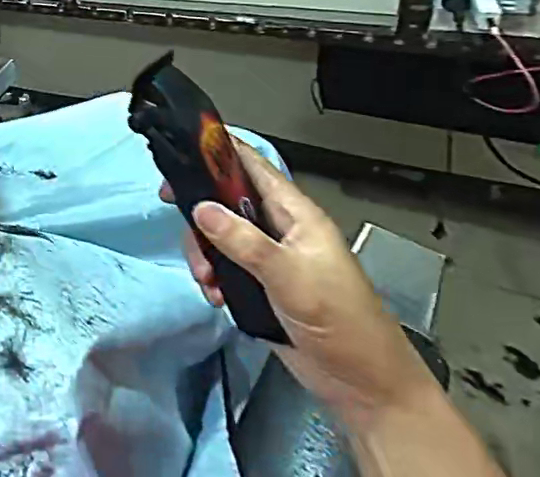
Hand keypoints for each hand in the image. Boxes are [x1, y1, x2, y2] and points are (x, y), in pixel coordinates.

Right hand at [163, 139, 437, 425]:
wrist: (366, 387)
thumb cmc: (342, 322)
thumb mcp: (291, 277)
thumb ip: (245, 242)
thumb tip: (201, 209)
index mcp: (294, 213)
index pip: (251, 164)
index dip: (217, 152)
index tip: (181, 155)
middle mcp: (278, 227)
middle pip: (226, 198)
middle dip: (200, 209)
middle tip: (173, 212)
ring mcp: (268, 256)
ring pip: (220, 234)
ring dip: (204, 251)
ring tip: (206, 278)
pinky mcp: (260, 284)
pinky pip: (224, 265)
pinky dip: (213, 276)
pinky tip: (216, 295)